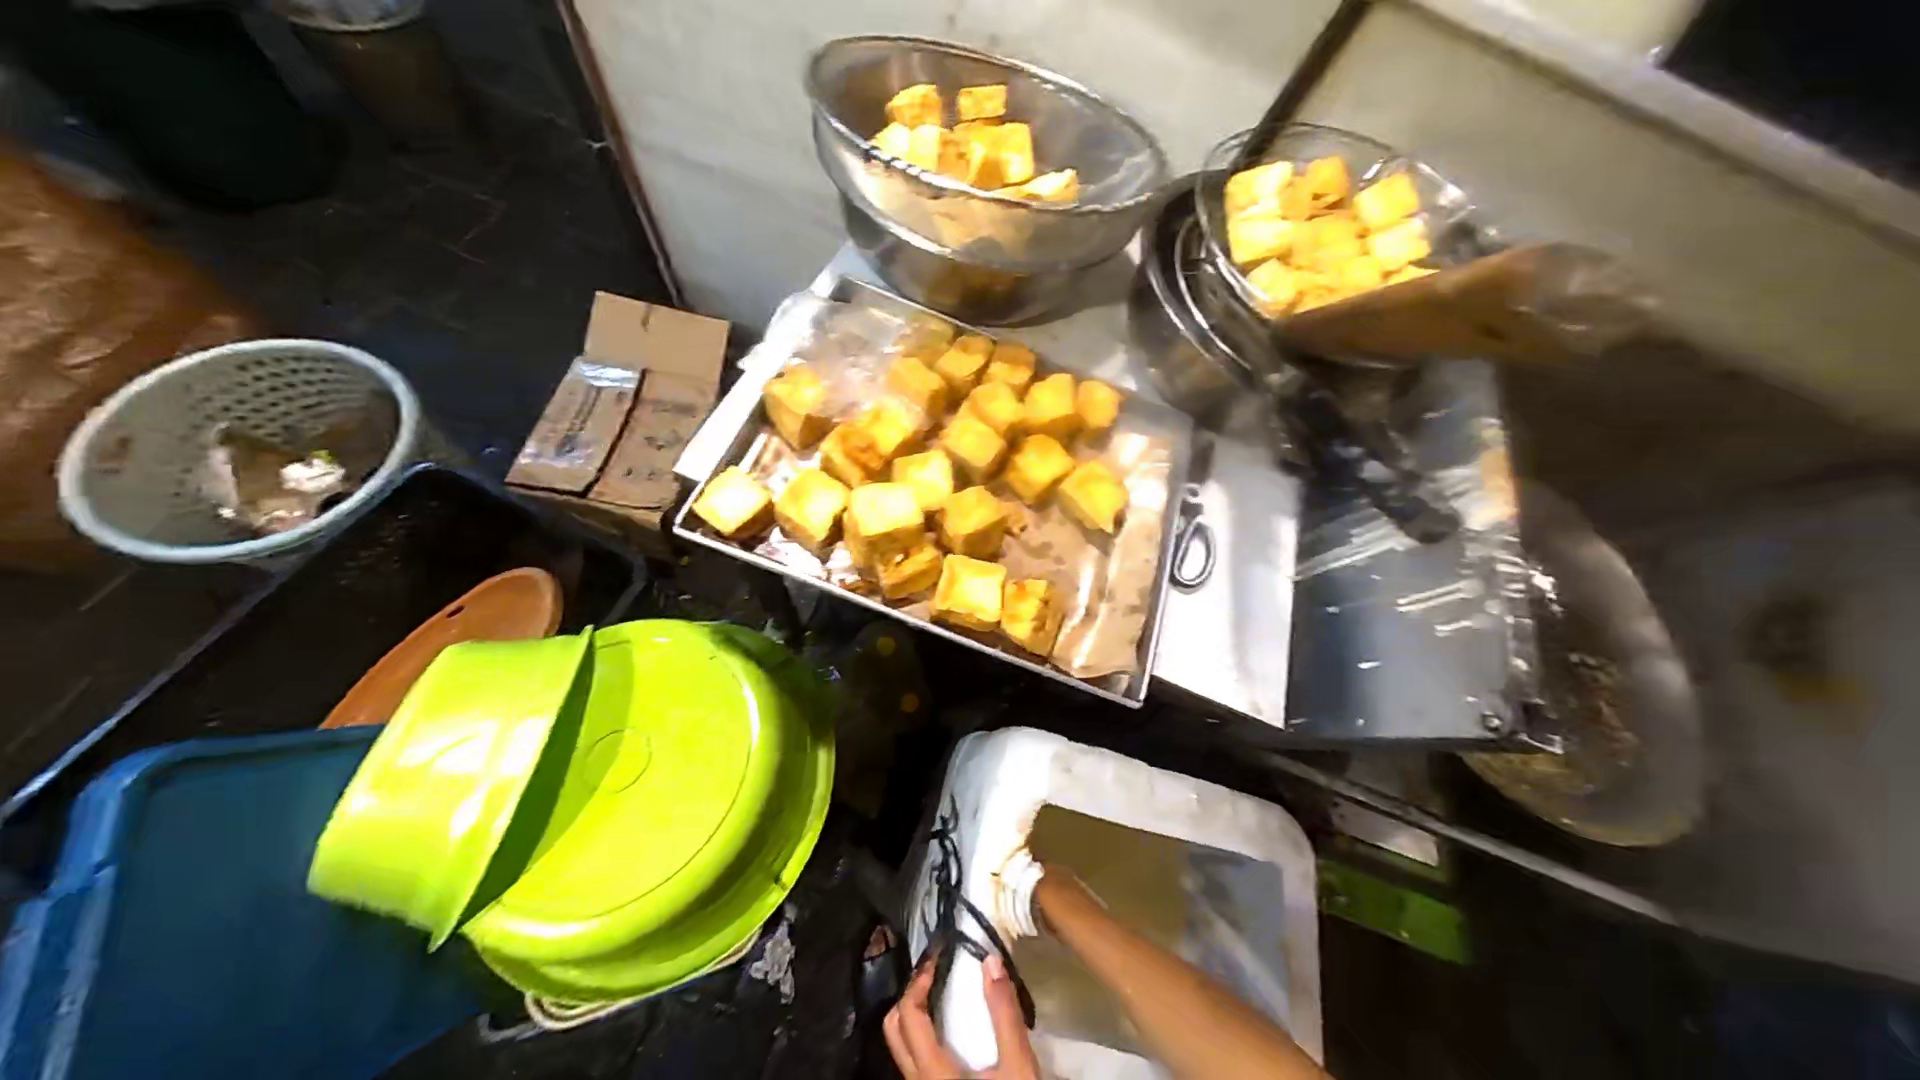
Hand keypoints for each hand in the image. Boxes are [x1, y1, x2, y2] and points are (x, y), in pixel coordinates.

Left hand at [884, 951, 1039, 1078]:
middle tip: (936, 973)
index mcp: (933, 1074)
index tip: (939, 957)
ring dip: (914, 1016)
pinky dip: (922, 1037)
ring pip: (901, 1049)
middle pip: (894, 1030)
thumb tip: (991, 961)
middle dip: (910, 994)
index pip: (908, 1015)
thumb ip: (1004, 1014)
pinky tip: (949, 1030)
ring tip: (941, 994)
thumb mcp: (1019, 1069)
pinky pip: (913, 1064)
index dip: (919, 979)